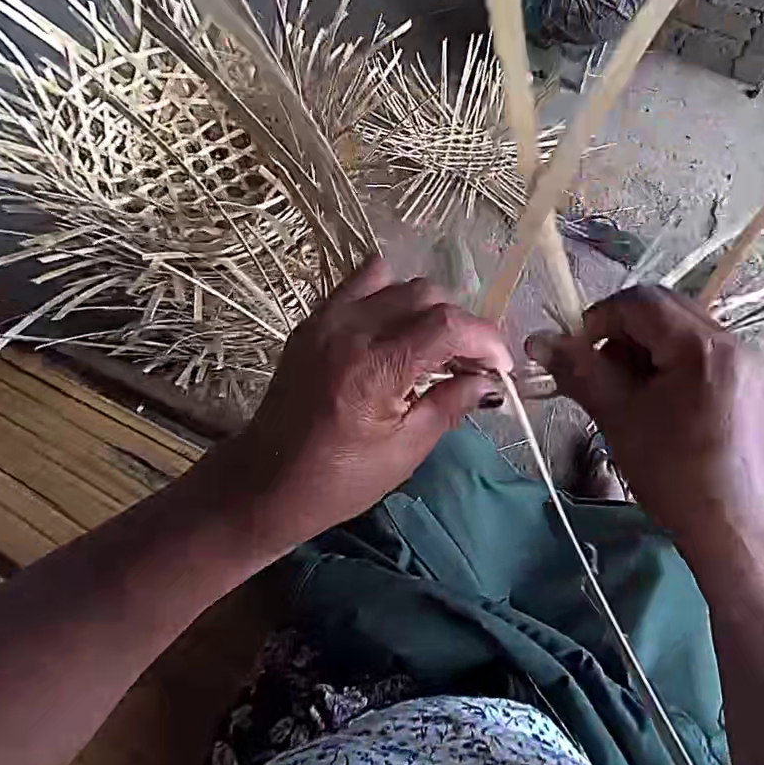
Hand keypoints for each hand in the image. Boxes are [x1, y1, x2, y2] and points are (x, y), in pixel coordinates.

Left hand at [209, 256, 512, 551]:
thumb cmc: (338, 480)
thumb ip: (451, 404)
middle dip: (461, 324)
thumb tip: (491, 382)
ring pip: (399, 282)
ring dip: (429, 308)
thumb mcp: (405, 451)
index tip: (500, 366)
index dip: (485, 339)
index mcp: (375, 370)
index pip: (447, 326)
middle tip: (469, 362)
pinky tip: (398, 326)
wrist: (264, 482)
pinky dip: (392, 295)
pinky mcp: (315, 318)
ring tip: (434, 345)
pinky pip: (363, 282)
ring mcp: (328, 319)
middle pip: (427, 295)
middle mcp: (350, 331)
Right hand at [525, 286, 763, 561]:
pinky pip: (705, 356)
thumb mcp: (620, 418)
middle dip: (623, 332)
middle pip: (666, 311)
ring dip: (647, 350)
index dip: (599, 318)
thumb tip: (537, 340)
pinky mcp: (756, 388)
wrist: (742, 539)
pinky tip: (659, 405)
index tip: (574, 350)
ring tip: (628, 393)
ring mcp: (752, 366)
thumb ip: (578, 370)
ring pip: (685, 333)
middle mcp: (736, 344)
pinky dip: (673, 365)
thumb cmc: (677, 477)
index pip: (641, 302)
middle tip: (599, 370)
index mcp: (705, 346)